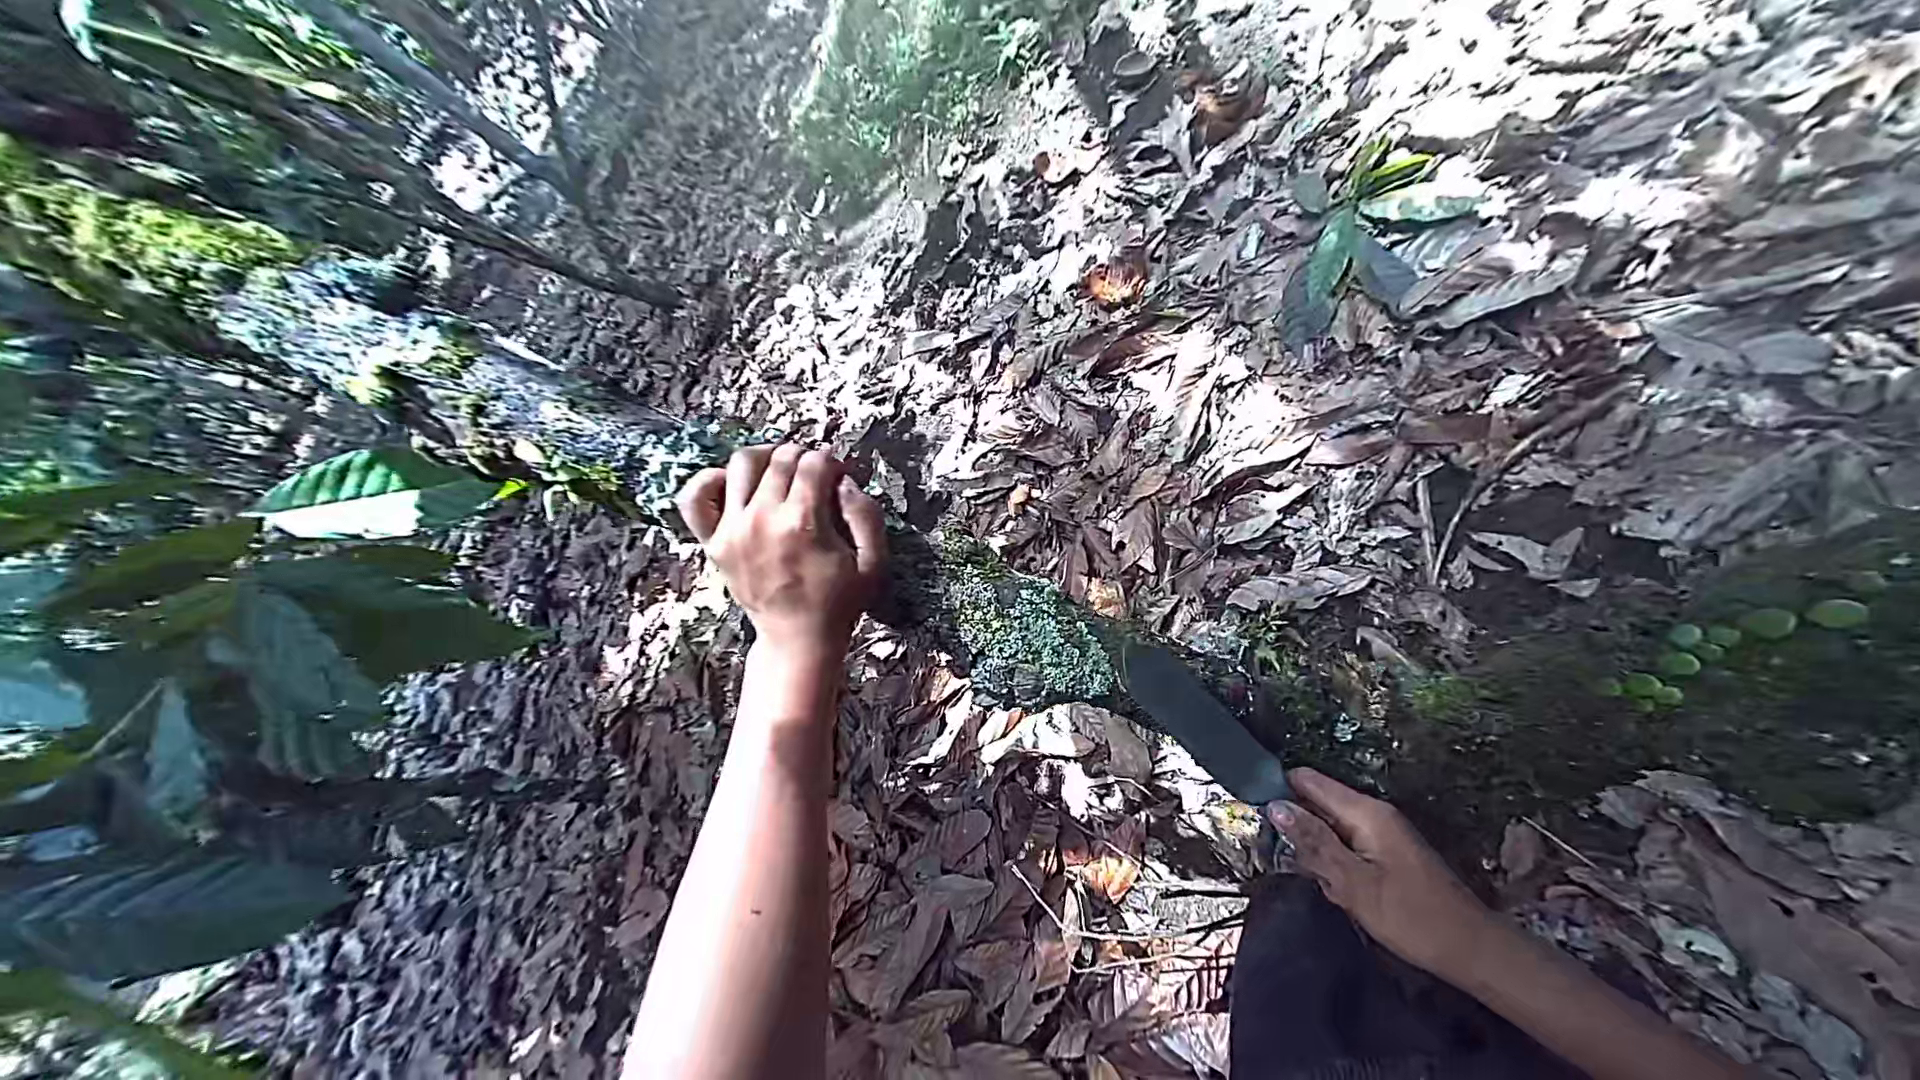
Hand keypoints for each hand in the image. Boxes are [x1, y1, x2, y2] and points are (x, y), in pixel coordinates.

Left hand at [676, 445, 886, 658]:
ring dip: (765, 457)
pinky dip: (711, 481)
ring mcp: (732, 528)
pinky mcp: (713, 541)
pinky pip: (696, 496)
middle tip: (814, 473)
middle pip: (780, 458)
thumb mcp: (873, 563)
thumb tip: (845, 481)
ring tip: (780, 471)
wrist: (797, 639)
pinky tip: (735, 486)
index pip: (815, 463)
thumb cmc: (838, 602)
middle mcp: (763, 518)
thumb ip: (867, 515)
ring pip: (742, 463)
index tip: (838, 473)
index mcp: (804, 523)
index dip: (832, 461)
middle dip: (803, 456)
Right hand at [1268, 767, 1497, 980]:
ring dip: (1317, 851)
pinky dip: (1336, 864)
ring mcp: (1382, 833)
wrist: (1478, 954)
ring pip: (1329, 827)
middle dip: (1297, 828)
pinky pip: (1346, 845)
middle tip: (1290, 861)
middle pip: (1316, 803)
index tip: (1256, 815)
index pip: (1305, 780)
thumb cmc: (1414, 918)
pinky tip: (1342, 891)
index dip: (1278, 790)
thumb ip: (1312, 841)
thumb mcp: (1353, 882)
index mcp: (1364, 812)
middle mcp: (1372, 813)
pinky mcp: (1387, 853)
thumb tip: (1274, 806)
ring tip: (1323, 883)